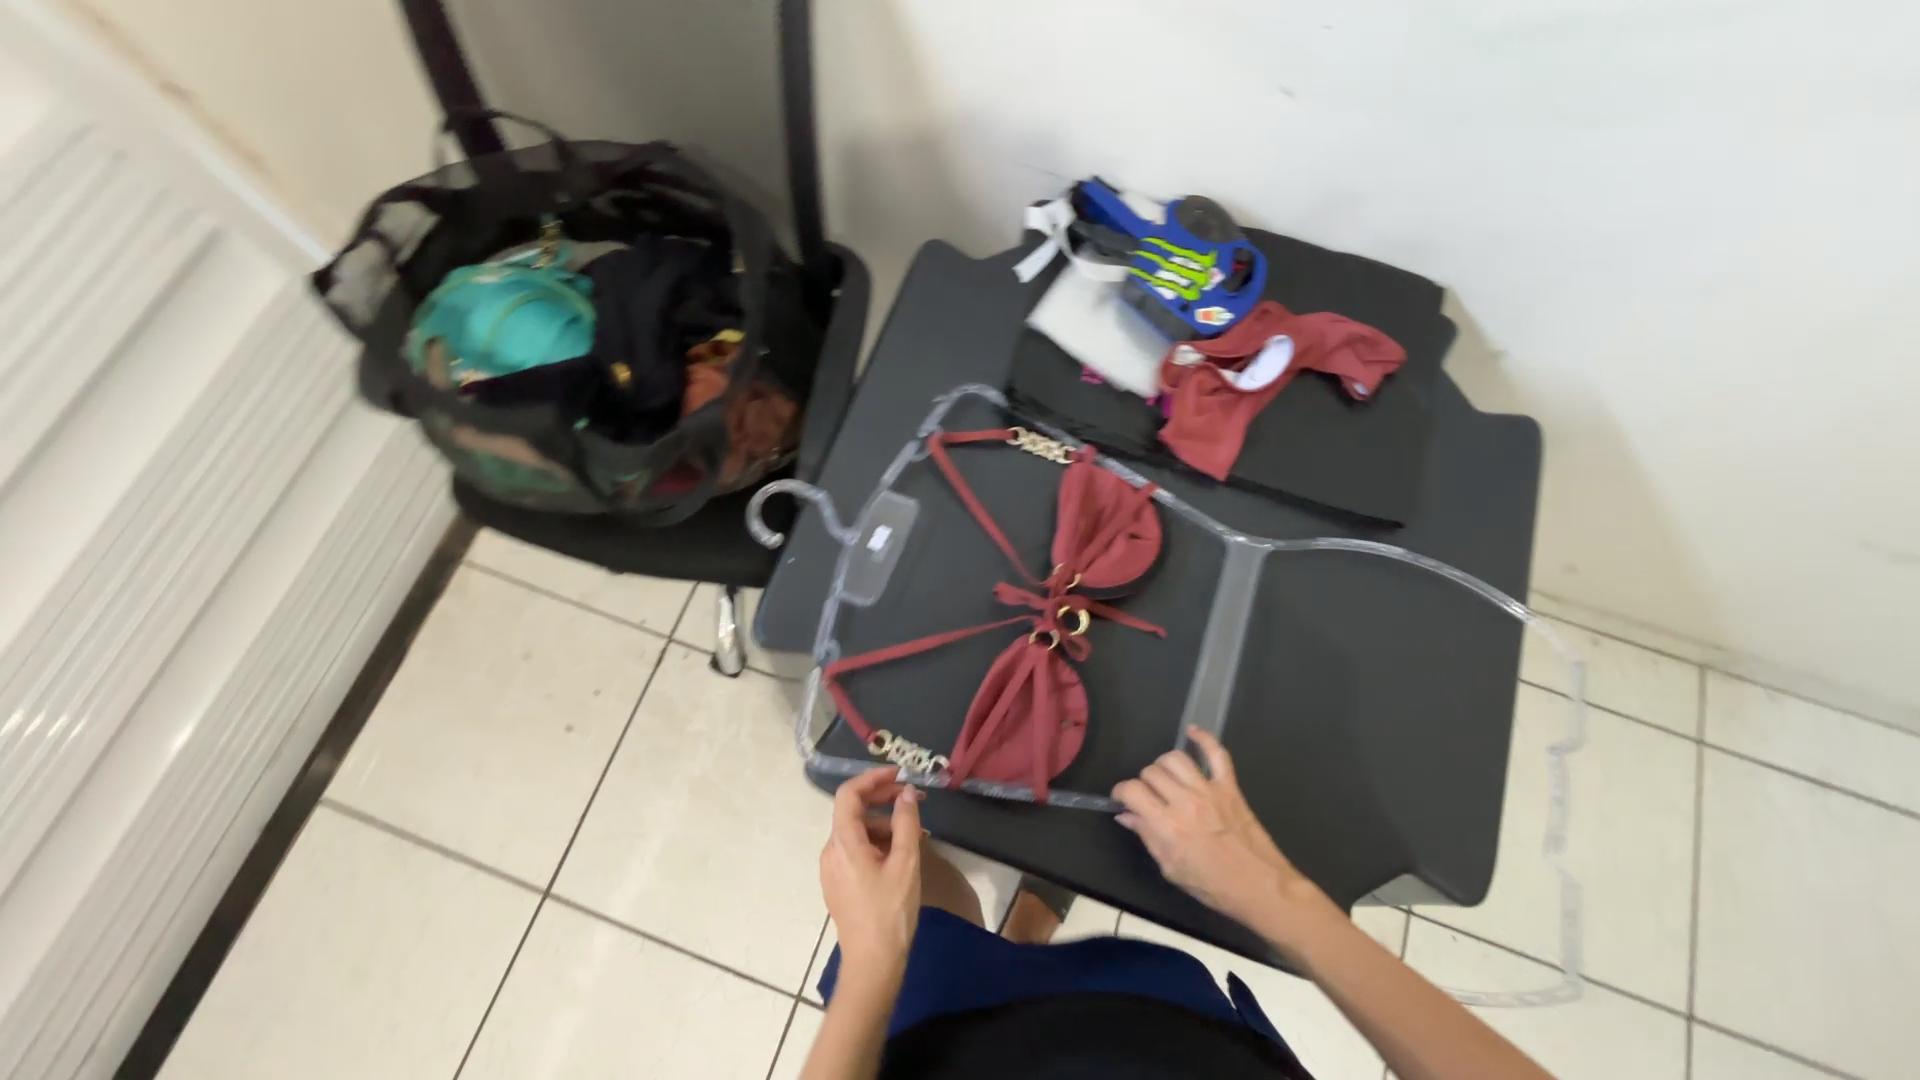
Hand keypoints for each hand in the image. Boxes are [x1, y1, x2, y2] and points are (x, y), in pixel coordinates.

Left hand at [820, 767, 923, 980]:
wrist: (873, 963)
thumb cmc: (890, 911)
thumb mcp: (905, 862)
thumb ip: (906, 822)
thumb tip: (908, 792)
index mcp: (843, 842)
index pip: (849, 794)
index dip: (873, 778)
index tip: (899, 775)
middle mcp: (831, 851)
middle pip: (854, 812)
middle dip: (884, 801)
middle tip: (915, 800)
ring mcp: (832, 869)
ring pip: (858, 833)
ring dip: (886, 826)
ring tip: (917, 836)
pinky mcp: (838, 884)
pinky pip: (857, 851)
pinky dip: (879, 844)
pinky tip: (902, 854)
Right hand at [1112, 727, 1324, 939]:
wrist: (1261, 887)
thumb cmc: (1214, 886)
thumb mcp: (1172, 870)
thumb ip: (1147, 838)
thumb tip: (1126, 815)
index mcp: (1168, 826)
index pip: (1132, 791)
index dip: (1121, 792)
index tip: (1123, 799)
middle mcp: (1186, 802)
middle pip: (1151, 772)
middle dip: (1143, 783)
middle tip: (1150, 798)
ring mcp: (1209, 791)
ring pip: (1175, 758)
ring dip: (1164, 765)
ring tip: (1166, 779)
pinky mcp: (1230, 787)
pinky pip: (1217, 753)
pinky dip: (1204, 738)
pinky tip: (1192, 732)